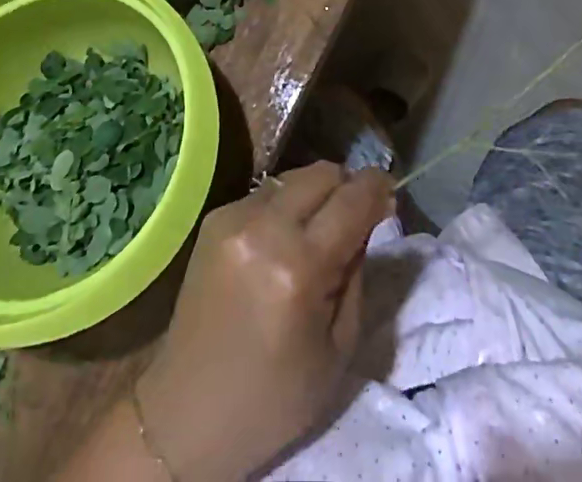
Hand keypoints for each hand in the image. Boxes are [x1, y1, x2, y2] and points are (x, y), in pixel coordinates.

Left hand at [134, 162, 393, 481]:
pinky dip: (284, 208)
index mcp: (297, 267)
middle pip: (320, 172)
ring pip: (290, 179)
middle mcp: (260, 227)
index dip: (379, 187)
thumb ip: (357, 272)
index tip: (391, 193)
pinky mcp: (211, 220)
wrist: (190, 407)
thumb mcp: (340, 346)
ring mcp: (229, 218)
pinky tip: (283, 242)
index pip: (351, 199)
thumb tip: (367, 220)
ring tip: (318, 232)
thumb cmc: (276, 395)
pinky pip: (263, 195)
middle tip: (358, 216)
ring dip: (314, 194)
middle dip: (346, 186)